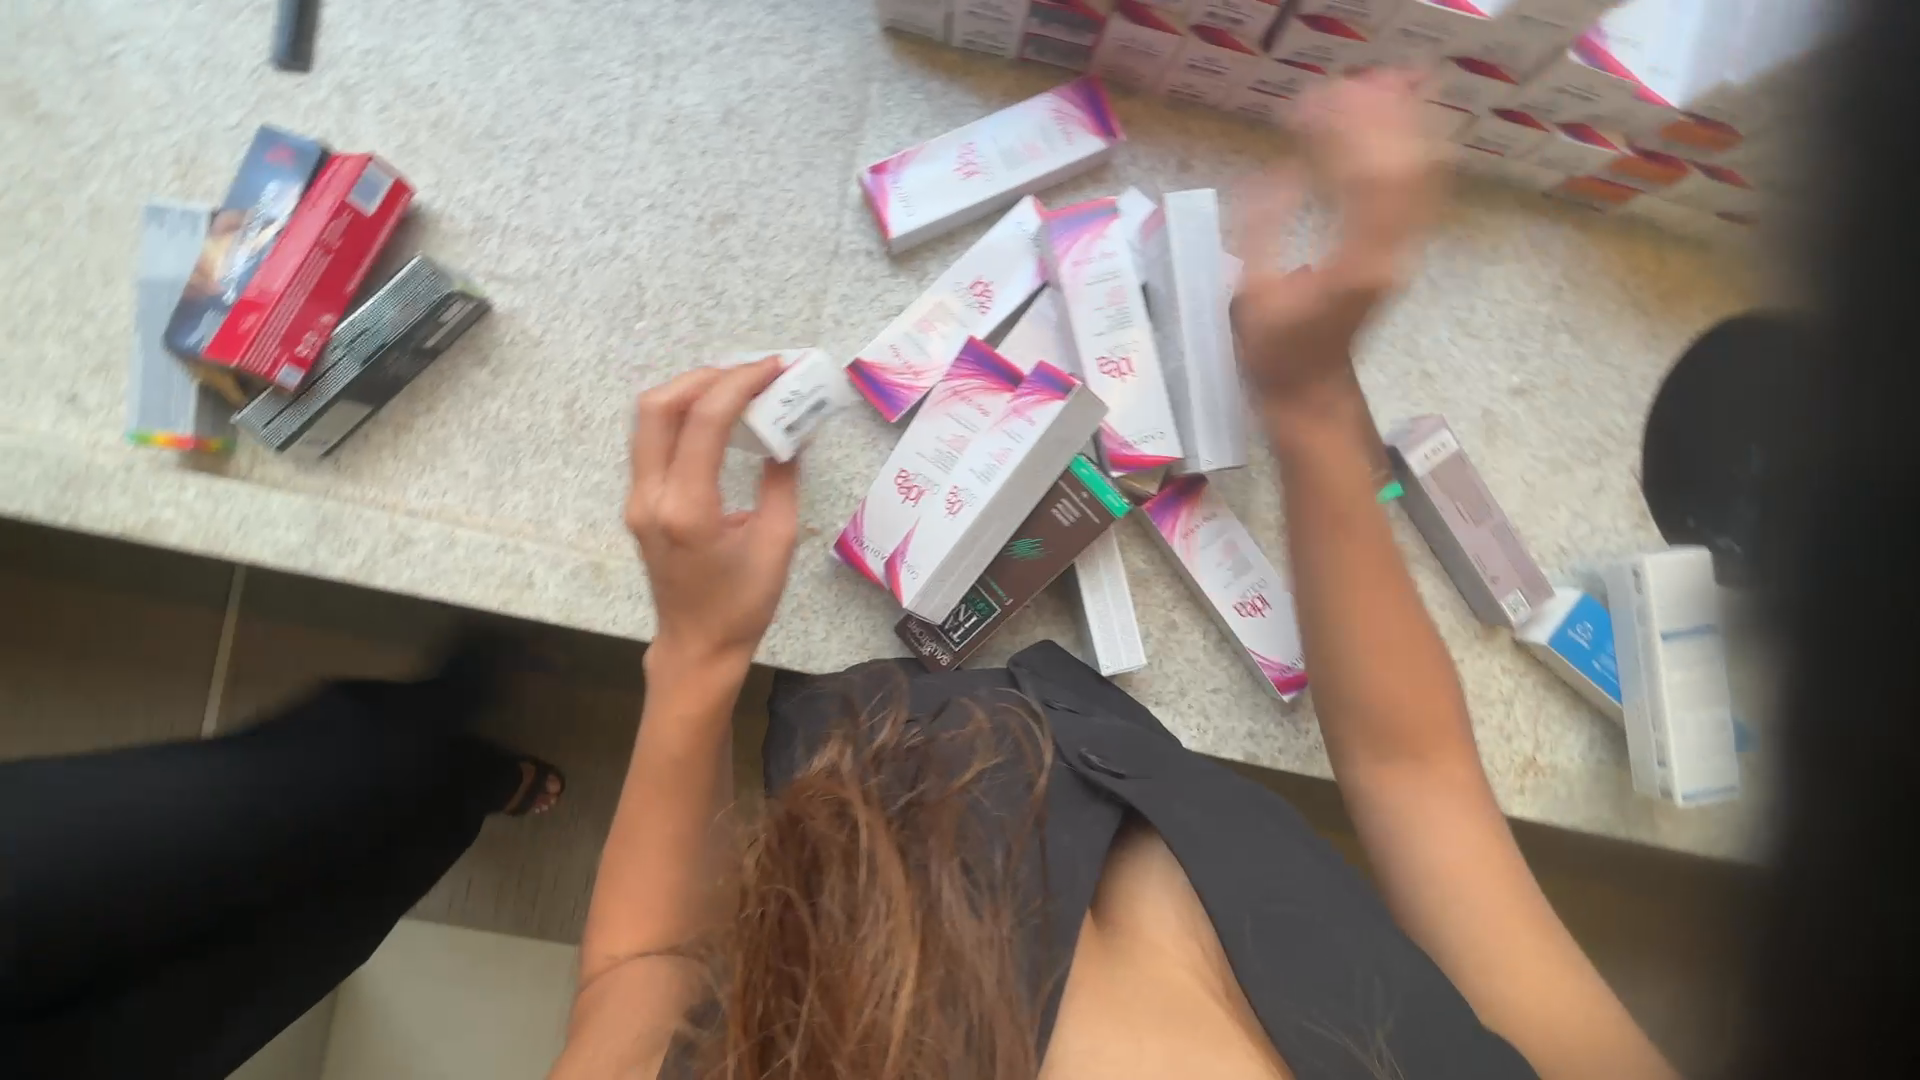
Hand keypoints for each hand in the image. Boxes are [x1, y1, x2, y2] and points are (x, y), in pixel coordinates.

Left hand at [625, 358, 799, 676]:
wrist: (698, 645)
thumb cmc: (743, 604)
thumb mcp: (777, 541)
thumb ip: (781, 479)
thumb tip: (792, 433)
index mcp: (688, 509)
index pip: (706, 421)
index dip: (742, 383)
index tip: (776, 368)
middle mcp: (651, 497)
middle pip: (660, 406)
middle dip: (708, 376)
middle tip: (753, 374)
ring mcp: (638, 499)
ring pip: (650, 419)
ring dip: (692, 391)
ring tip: (738, 388)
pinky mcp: (639, 502)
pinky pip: (653, 441)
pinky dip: (684, 416)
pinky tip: (718, 417)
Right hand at [1231, 71, 1443, 422]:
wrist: (1312, 389)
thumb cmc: (1274, 352)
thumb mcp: (1251, 297)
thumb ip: (1262, 232)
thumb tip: (1276, 171)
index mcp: (1352, 267)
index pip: (1359, 181)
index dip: (1337, 134)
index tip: (1304, 107)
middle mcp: (1390, 253)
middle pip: (1403, 166)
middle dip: (1377, 116)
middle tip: (1344, 84)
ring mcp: (1403, 251)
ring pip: (1421, 173)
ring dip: (1405, 124)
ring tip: (1383, 82)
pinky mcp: (1402, 250)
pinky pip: (1420, 191)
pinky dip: (1415, 149)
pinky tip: (1403, 122)